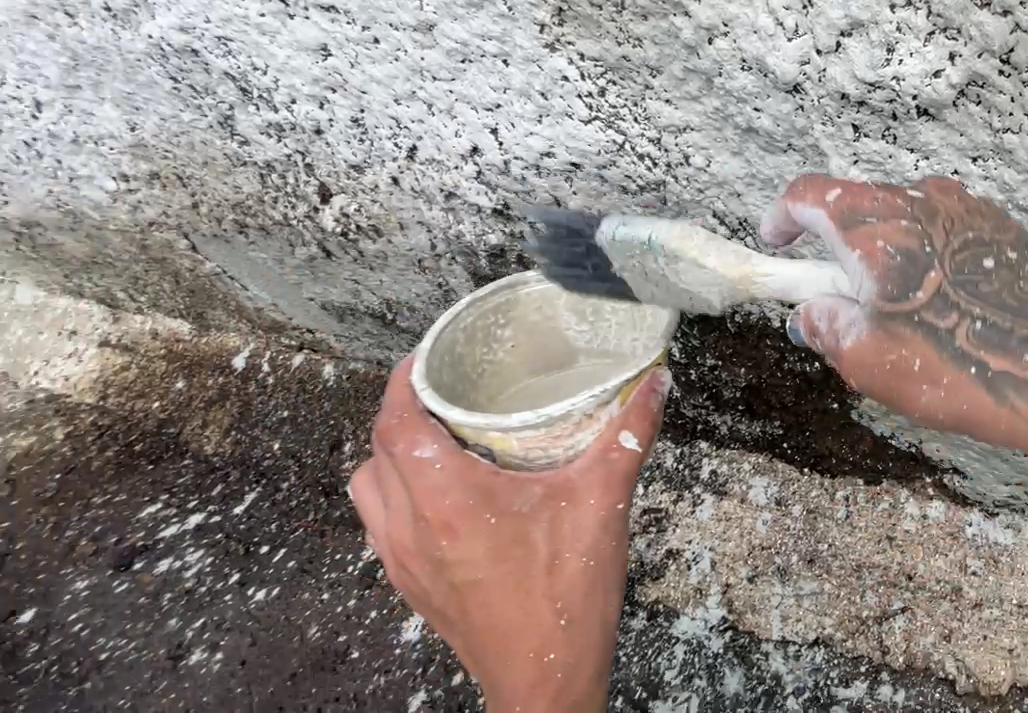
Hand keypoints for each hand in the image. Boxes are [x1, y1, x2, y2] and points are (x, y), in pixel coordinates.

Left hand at [348, 356, 671, 712]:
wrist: (545, 677)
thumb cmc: (569, 588)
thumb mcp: (606, 498)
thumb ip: (632, 432)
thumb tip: (657, 379)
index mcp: (448, 500)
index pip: (397, 425)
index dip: (404, 381)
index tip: (430, 351)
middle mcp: (409, 527)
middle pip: (375, 452)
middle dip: (401, 409)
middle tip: (447, 383)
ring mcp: (401, 560)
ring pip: (369, 489)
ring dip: (392, 452)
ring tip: (443, 431)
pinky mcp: (409, 583)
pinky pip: (381, 520)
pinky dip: (399, 489)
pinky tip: (449, 488)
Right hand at [762, 174, 1027, 462]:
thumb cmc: (967, 368)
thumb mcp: (876, 363)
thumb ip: (829, 327)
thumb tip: (809, 311)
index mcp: (877, 226)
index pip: (809, 194)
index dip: (783, 216)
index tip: (778, 244)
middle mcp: (921, 201)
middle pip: (856, 202)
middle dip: (834, 241)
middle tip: (839, 294)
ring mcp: (968, 208)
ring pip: (903, 213)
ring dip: (883, 245)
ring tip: (896, 303)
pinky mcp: (1001, 225)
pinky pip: (944, 224)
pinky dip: (925, 248)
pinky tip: (943, 298)